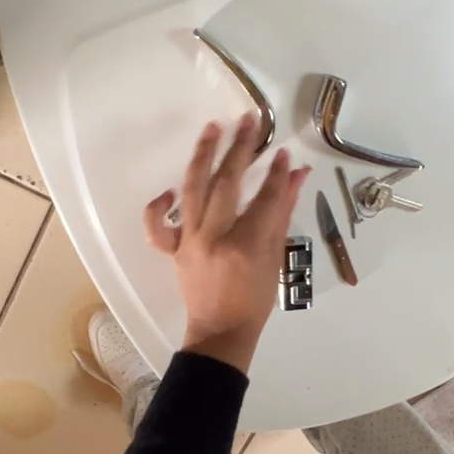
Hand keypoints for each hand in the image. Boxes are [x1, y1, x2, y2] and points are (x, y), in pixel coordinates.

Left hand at [144, 114, 309, 374]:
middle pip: (227, 184)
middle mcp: (215, 238)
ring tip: (212, 128)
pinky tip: (170, 191)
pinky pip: (157, 227)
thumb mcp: (275, 258)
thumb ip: (282, 213)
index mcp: (246, 245)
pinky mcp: (173, 251)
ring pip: (193, 191)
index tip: (283, 151)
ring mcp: (190, 243)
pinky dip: (158, 207)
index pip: (265, 198)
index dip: (276, 173)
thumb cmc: (254, 300)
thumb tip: (295, 175)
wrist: (221, 332)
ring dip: (203, 156)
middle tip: (249, 121)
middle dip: (240, 149)